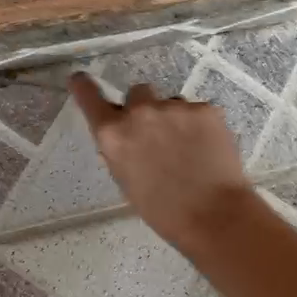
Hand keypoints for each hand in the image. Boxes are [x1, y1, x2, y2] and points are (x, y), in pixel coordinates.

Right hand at [68, 71, 259, 242]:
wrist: (214, 216)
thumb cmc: (162, 211)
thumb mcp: (126, 180)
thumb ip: (120, 150)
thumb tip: (125, 137)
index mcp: (113, 134)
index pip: (89, 97)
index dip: (84, 87)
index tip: (82, 79)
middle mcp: (139, 113)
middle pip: (137, 94)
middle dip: (144, 109)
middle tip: (158, 134)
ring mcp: (174, 107)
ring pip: (170, 103)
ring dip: (173, 118)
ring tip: (189, 148)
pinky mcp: (204, 109)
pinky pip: (196, 111)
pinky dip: (199, 126)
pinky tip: (207, 149)